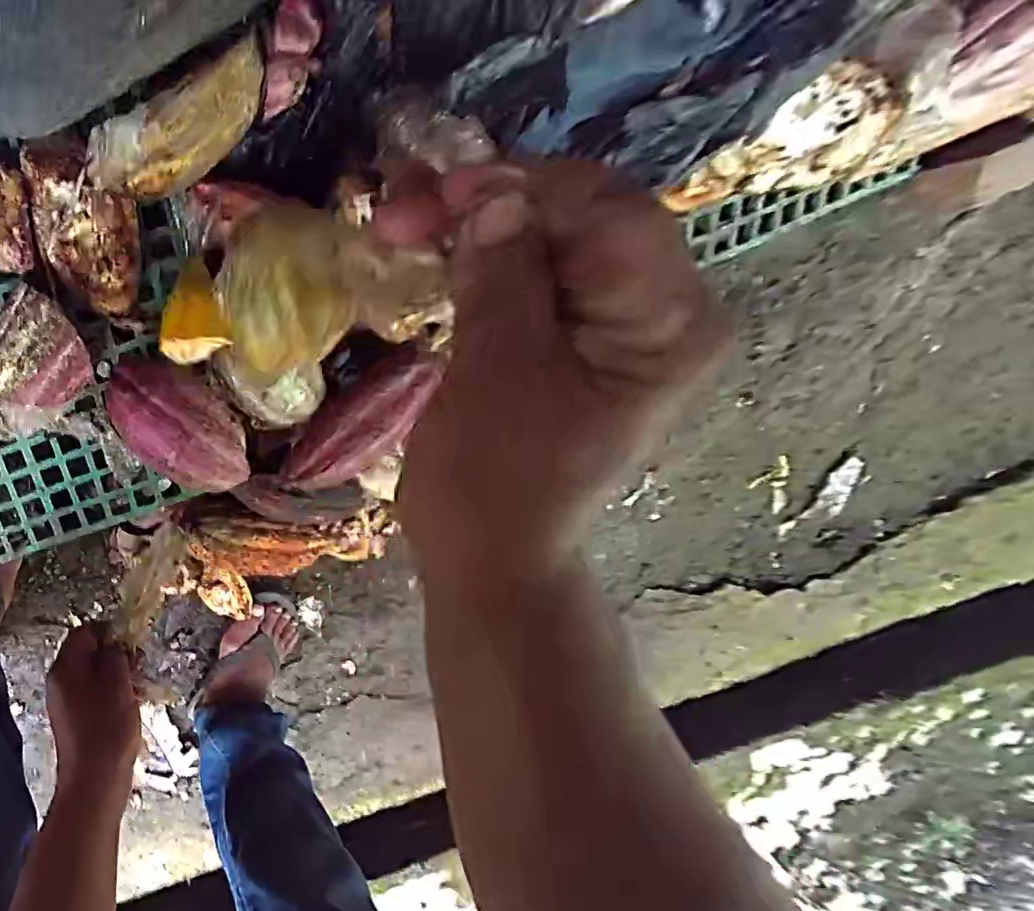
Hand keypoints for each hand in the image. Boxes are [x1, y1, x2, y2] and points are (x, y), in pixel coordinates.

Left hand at [45, 624, 141, 796]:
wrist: (94, 781)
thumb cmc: (107, 728)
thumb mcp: (117, 683)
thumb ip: (114, 655)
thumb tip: (114, 643)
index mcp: (65, 668)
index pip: (84, 632)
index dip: (110, 632)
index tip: (133, 644)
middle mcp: (59, 681)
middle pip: (88, 654)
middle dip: (115, 657)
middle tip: (138, 669)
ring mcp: (65, 702)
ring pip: (93, 676)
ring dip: (117, 677)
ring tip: (138, 690)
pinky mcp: (75, 720)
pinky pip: (94, 696)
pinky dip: (112, 695)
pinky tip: (130, 707)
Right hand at [396, 160, 732, 583]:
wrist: (487, 561)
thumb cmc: (489, 484)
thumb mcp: (492, 377)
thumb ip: (500, 284)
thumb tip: (492, 200)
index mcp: (666, 323)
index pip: (609, 216)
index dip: (524, 188)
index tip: (439, 191)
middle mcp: (658, 316)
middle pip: (581, 227)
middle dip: (493, 210)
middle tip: (407, 211)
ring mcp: (614, 335)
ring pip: (550, 253)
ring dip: (479, 236)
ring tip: (411, 229)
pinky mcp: (571, 352)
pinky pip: (533, 289)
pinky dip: (483, 271)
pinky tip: (440, 260)